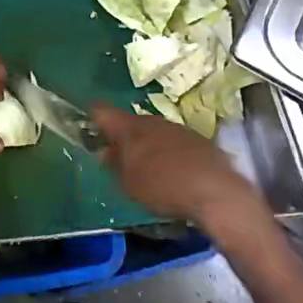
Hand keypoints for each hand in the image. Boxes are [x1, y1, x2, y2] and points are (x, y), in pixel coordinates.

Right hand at [93, 106, 270, 235]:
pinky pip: (174, 142)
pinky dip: (169, 153)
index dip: (92, 116)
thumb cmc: (162, 187)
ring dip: (148, 145)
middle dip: (123, 137)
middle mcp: (153, 121)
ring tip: (148, 169)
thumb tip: (105, 152)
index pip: (102, 111)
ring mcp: (178, 128)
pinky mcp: (199, 140)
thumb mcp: (128, 183)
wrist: (214, 191)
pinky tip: (173, 173)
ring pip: (154, 132)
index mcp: (130, 128)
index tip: (87, 126)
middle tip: (118, 158)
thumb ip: (114, 165)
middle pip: (130, 122)